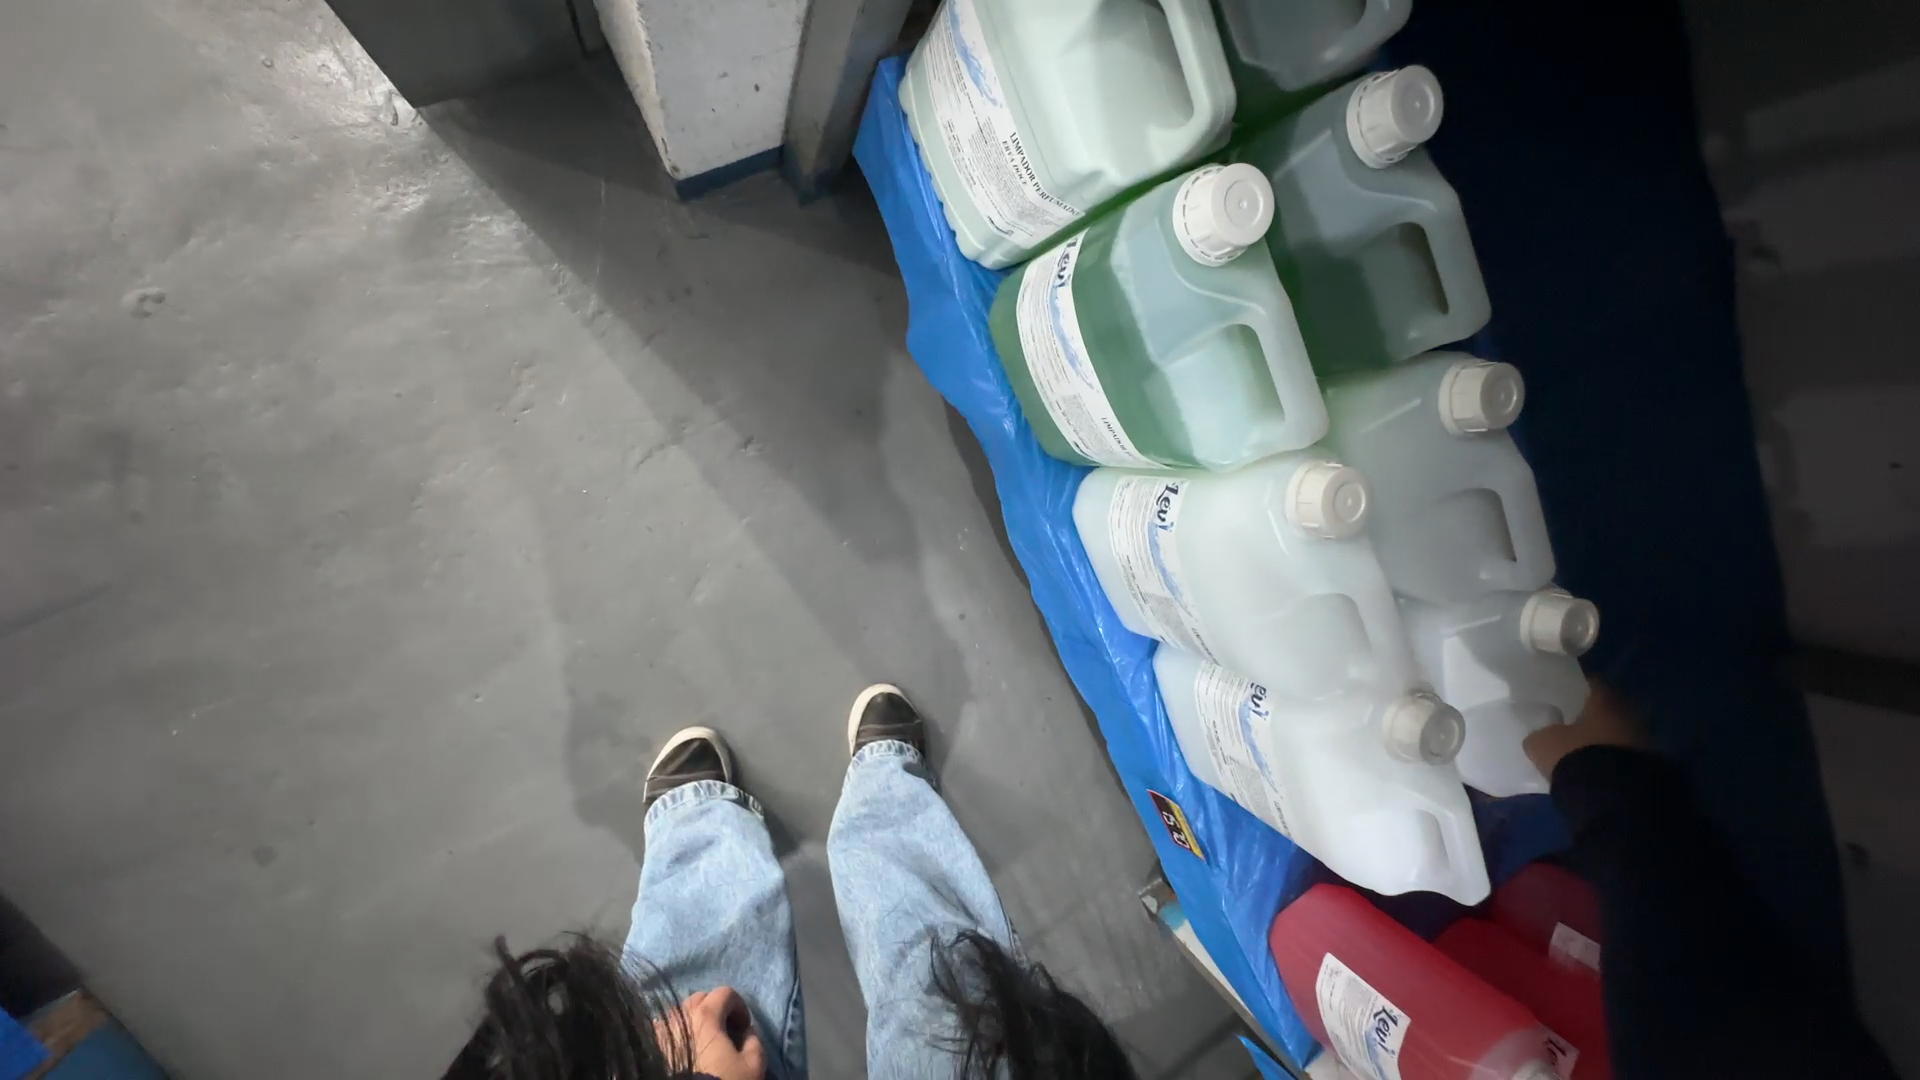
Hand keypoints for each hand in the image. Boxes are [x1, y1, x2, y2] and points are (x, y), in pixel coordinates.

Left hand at [657, 987, 765, 1079]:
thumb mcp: (753, 1066)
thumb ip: (754, 1042)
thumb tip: (747, 1032)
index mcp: (706, 1015)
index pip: (725, 993)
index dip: (739, 1006)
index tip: (743, 1027)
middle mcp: (680, 1017)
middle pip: (699, 999)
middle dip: (714, 1009)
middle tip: (722, 1030)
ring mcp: (661, 1034)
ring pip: (678, 1016)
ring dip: (692, 1022)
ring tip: (699, 1042)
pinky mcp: (650, 1051)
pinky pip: (663, 1035)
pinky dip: (674, 1036)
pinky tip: (681, 1052)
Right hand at [1525, 678, 1647, 780]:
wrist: (1615, 798)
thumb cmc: (1574, 757)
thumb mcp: (1541, 742)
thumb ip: (1541, 733)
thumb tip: (1542, 735)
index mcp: (1604, 702)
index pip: (1592, 683)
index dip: (1576, 685)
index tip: (1563, 689)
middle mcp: (1629, 717)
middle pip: (1608, 709)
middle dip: (1591, 714)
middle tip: (1569, 719)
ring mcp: (1644, 743)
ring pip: (1618, 733)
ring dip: (1602, 738)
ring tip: (1580, 746)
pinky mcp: (1651, 769)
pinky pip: (1624, 755)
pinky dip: (1610, 758)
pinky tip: (1593, 765)